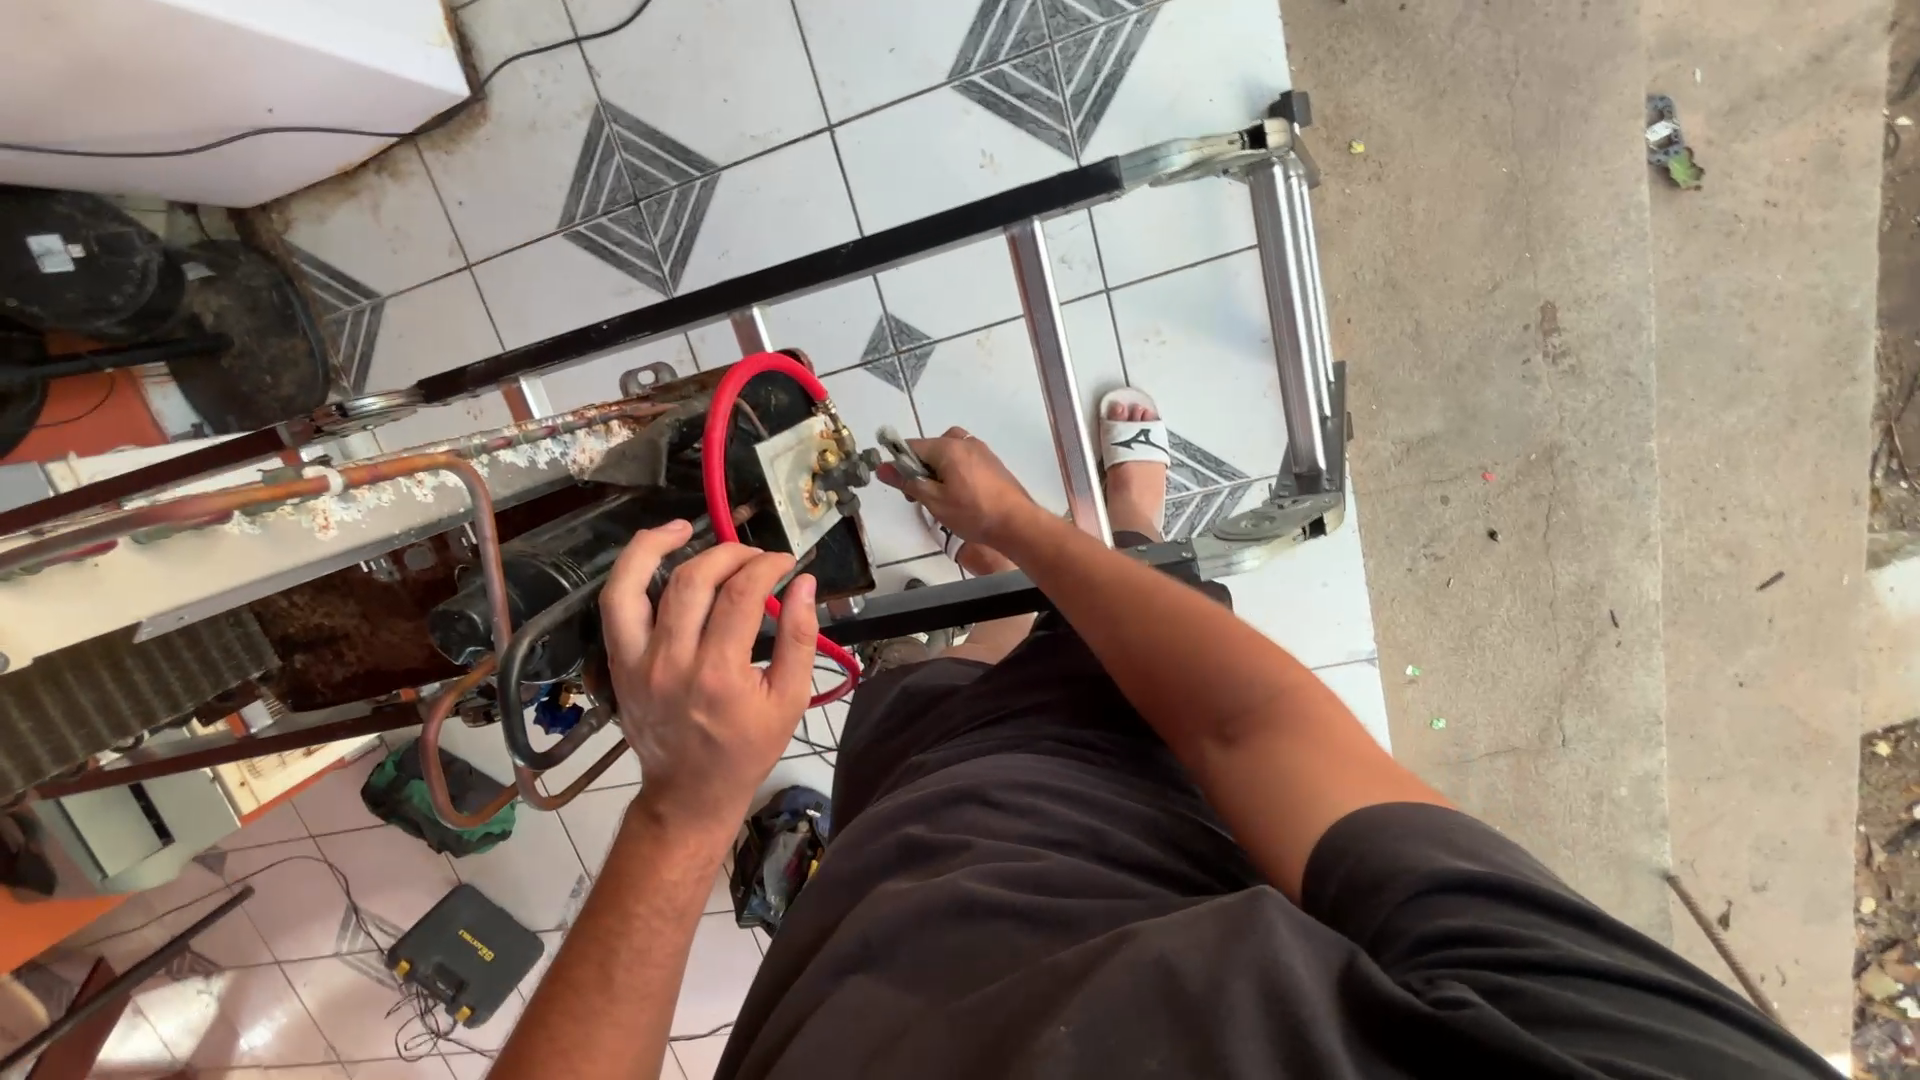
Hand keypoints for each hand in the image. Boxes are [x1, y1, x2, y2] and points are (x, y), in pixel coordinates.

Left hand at [599, 521, 818, 837]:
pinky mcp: (618, 662)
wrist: (689, 792)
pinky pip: (614, 605)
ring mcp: (635, 661)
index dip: (767, 567)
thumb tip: (805, 583)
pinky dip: (630, 571)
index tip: (787, 562)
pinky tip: (653, 554)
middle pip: (693, 581)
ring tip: (686, 527)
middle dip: (731, 554)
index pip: (741, 595)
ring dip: (659, 547)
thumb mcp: (790, 700)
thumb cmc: (746, 749)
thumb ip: (800, 638)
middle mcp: (670, 662)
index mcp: (718, 674)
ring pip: (635, 584)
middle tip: (756, 556)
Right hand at [877, 427, 1043, 549]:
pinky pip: (965, 461)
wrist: (1016, 523)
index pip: (912, 446)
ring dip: (939, 471)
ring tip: (942, 498)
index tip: (901, 487)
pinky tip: (961, 497)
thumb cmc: (972, 512)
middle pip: (932, 448)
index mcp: (948, 446)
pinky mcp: (993, 463)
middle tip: (922, 495)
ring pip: (950, 454)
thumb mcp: (934, 500)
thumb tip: (881, 468)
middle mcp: (965, 442)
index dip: (900, 464)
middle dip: (922, 468)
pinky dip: (956, 473)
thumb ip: (907, 481)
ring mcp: (982, 451)